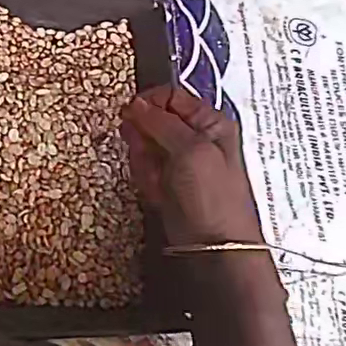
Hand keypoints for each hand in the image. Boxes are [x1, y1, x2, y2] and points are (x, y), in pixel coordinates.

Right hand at [120, 84, 265, 246]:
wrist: (214, 248)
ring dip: (144, 164)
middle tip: (150, 155)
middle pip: (151, 122)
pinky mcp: (165, 183)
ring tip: (160, 182)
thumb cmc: (212, 196)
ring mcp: (178, 162)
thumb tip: (136, 103)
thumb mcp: (190, 150)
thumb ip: (161, 122)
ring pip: (143, 147)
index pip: (171, 97)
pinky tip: (158, 194)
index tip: (130, 113)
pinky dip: (146, 181)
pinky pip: (143, 171)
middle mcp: (194, 138)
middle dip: (144, 140)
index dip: (149, 103)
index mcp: (209, 123)